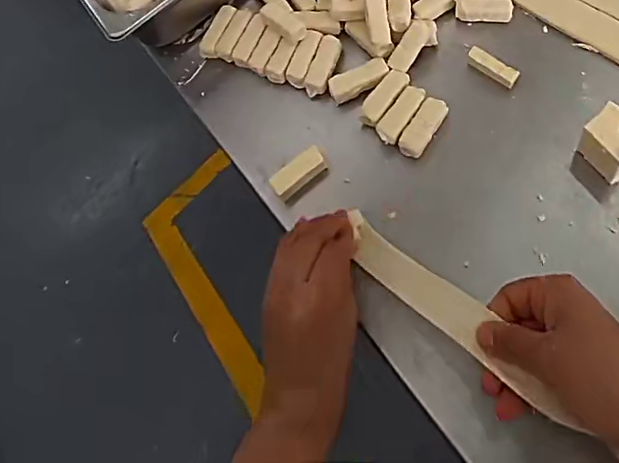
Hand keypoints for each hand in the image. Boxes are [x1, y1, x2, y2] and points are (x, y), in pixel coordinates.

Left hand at [235, 211, 357, 462]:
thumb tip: (344, 246)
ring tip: (326, 221)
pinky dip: (294, 240)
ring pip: (289, 243)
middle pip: (306, 241)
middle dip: (325, 225)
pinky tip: (305, 234)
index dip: (342, 234)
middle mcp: (290, 288)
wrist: (297, 400)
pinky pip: (281, 255)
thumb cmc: (332, 364)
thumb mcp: (348, 318)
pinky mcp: (265, 293)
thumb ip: (344, 277)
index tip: (352, 225)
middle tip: (342, 218)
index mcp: (317, 299)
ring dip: (308, 228)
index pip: (329, 251)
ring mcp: (273, 289)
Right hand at [477, 274, 618, 462]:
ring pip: (536, 353)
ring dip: (517, 378)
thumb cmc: (602, 377)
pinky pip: (553, 372)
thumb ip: (507, 343)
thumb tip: (486, 332)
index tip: (481, 346)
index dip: (492, 321)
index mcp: (559, 292)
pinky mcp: (591, 371)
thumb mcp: (543, 358)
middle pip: (522, 326)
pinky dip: (537, 388)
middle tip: (491, 380)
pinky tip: (525, 408)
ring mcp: (582, 341)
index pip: (511, 295)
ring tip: (506, 402)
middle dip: (503, 356)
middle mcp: (570, 311)